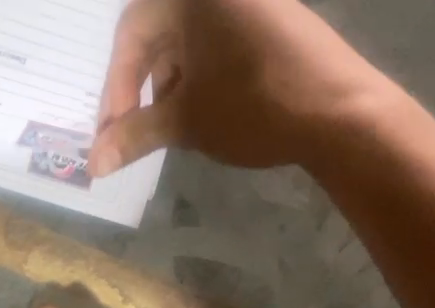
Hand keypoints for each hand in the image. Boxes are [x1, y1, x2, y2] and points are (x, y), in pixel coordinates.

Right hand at [90, 0, 391, 175]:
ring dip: (167, 87)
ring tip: (167, 130)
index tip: (109, 136)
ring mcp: (247, 4)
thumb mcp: (186, 121)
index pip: (130, 34)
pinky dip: (198, 78)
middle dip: (138, 89)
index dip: (114, 89)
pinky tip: (201, 114)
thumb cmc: (254, 106)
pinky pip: (215, 44)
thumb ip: (133, 135)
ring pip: (186, 42)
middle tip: (129, 135)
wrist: (341, 112)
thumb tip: (92, 164)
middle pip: (156, 34)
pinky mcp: (268, 22)